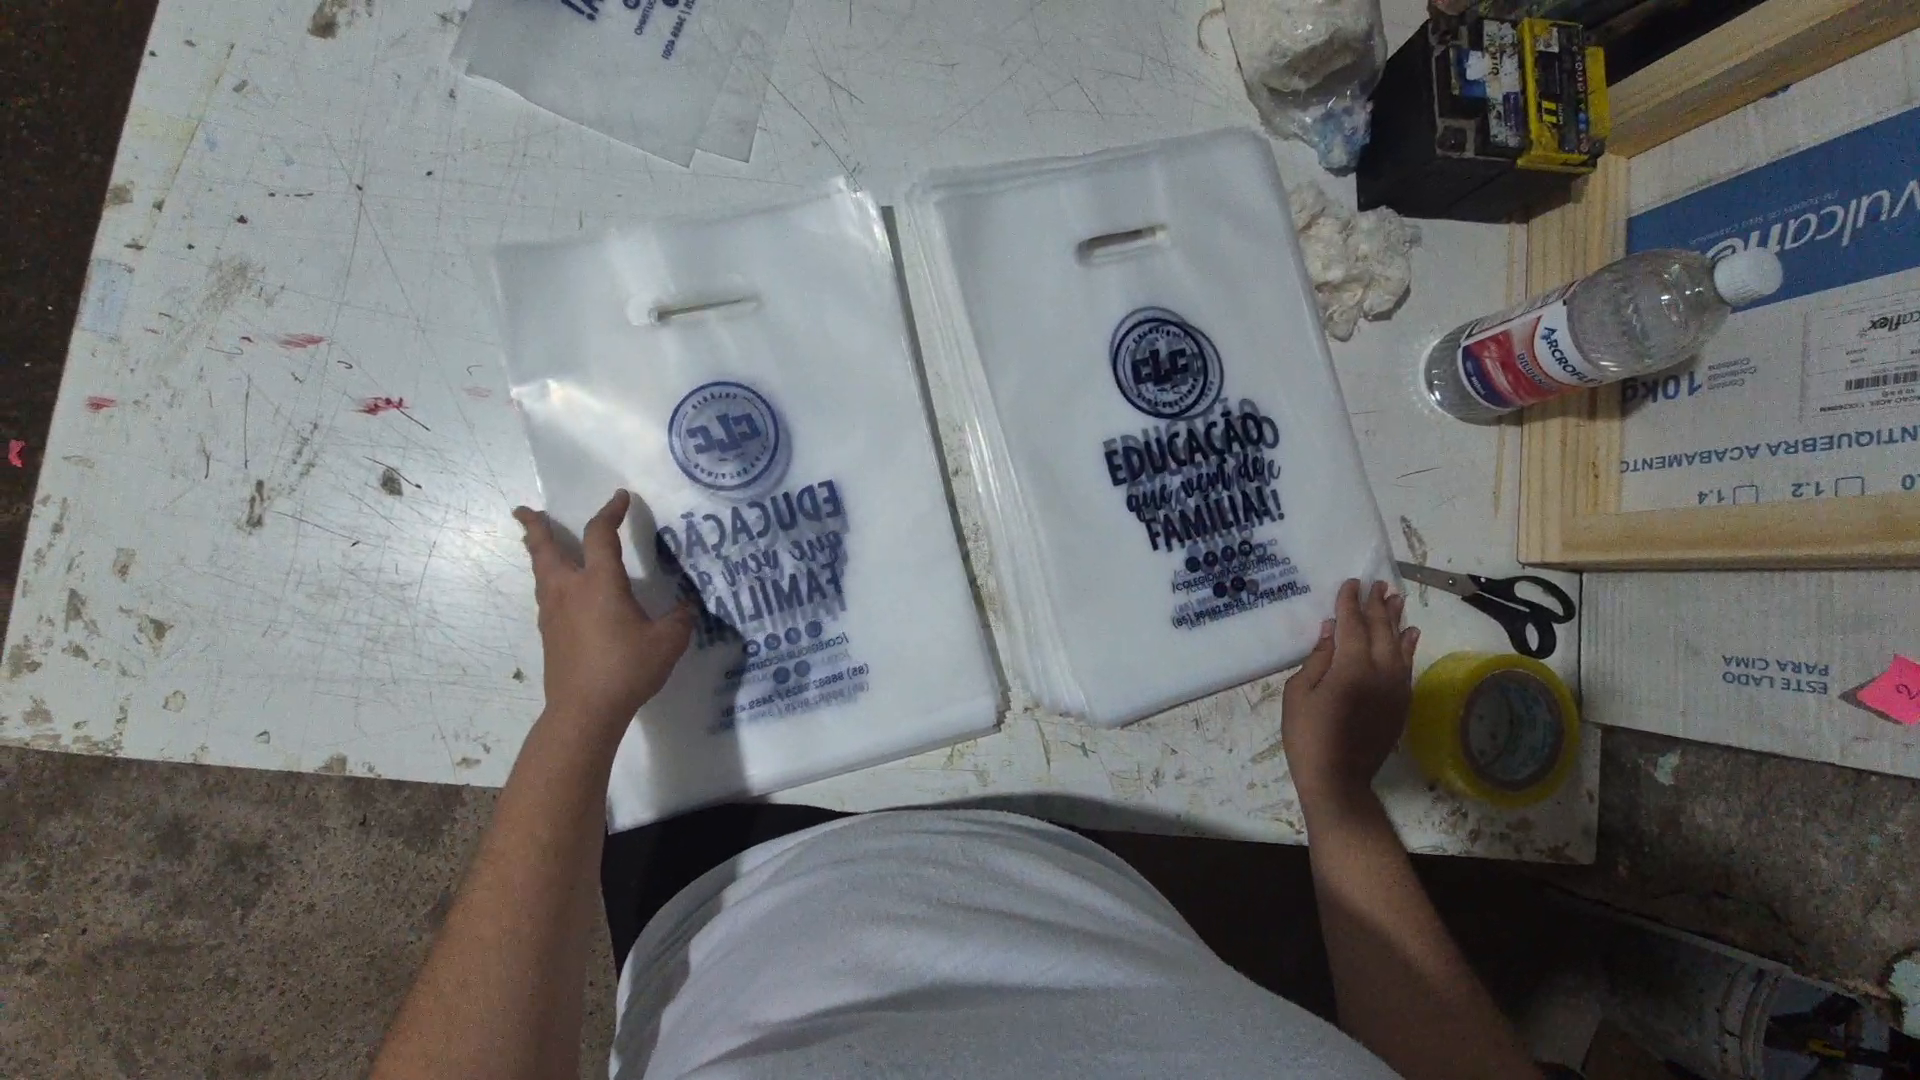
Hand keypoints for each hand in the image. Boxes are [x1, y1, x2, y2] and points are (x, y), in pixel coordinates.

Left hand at [514, 490, 693, 730]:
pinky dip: (547, 578)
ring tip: (535, 542)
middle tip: (524, 510)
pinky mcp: (549, 633)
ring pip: (541, 571)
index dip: (611, 512)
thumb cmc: (627, 668)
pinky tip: (559, 589)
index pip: (602, 535)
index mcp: (600, 583)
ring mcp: (554, 612)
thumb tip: (688, 606)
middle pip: (546, 549)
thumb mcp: (669, 641)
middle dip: (535, 527)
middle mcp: (570, 590)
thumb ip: (680, 618)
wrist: (585, 710)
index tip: (620, 497)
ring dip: (538, 551)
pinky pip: (545, 593)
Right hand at [1282, 579, 1419, 808]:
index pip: (1352, 625)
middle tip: (1378, 584)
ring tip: (1396, 599)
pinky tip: (1410, 634)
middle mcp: (1380, 672)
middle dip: (1377, 606)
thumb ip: (1318, 658)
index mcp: (1350, 668)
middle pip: (1381, 630)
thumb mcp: (1298, 693)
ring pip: (1399, 645)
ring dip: (1396, 621)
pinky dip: (1409, 646)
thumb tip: (1331, 630)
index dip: (1350, 603)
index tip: (1351, 583)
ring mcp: (1395, 687)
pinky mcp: (1401, 702)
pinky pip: (1407, 665)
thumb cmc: (1307, 734)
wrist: (1338, 777)